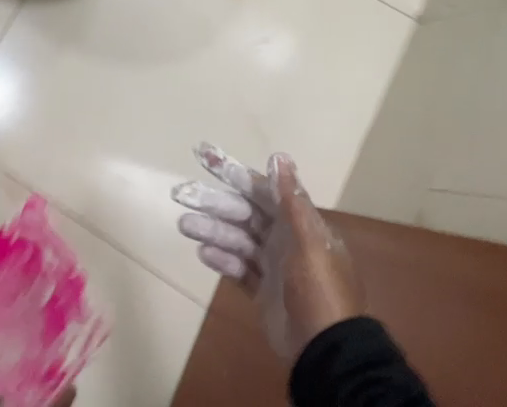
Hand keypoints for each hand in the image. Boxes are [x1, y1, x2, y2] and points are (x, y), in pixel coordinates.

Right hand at [174, 149, 364, 359]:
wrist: (325, 350)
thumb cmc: (318, 289)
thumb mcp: (308, 242)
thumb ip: (291, 201)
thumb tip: (278, 156)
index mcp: (298, 224)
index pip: (261, 190)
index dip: (233, 173)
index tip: (204, 157)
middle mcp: (285, 240)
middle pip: (243, 213)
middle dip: (213, 202)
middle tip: (181, 194)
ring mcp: (273, 266)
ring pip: (236, 239)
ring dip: (211, 230)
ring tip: (184, 225)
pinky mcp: (262, 290)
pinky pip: (237, 267)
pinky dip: (221, 259)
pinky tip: (203, 253)